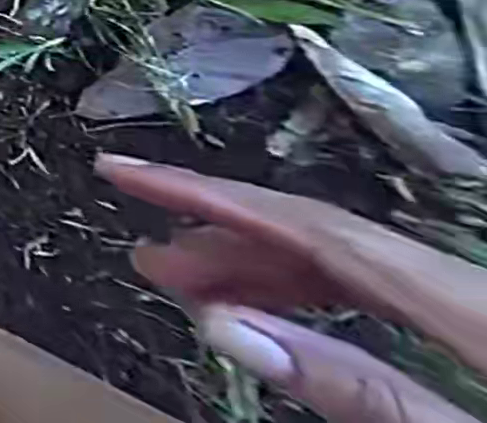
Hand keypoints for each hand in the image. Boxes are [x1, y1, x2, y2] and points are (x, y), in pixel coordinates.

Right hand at [97, 154, 486, 422]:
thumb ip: (367, 396)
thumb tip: (221, 324)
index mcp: (484, 310)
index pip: (312, 227)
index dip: (202, 192)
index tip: (117, 171)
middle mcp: (481, 293)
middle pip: (325, 239)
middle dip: (224, 243)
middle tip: (150, 263)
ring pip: (351, 264)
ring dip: (263, 272)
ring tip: (196, 291)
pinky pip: (387, 296)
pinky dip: (317, 298)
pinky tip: (279, 318)